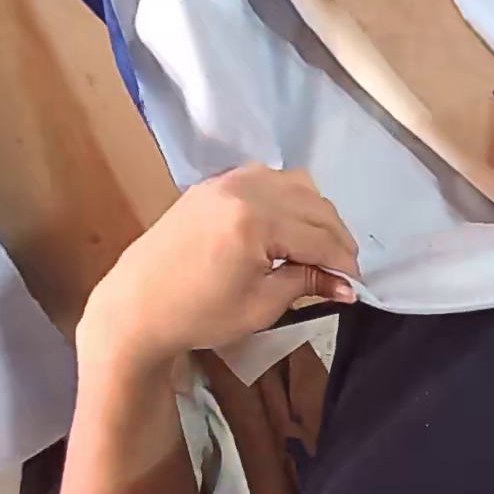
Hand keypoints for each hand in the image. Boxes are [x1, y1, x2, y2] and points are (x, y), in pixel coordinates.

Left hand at [77, 164, 358, 372]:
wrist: (135, 307)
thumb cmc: (199, 315)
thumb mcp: (262, 305)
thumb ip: (308, 283)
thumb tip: (347, 286)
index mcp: (256, 221)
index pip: (320, 237)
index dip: (344, 263)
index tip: (357, 284)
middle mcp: (246, 189)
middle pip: (315, 206)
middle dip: (337, 238)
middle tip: (343, 270)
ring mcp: (228, 181)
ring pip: (297, 184)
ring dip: (317, 213)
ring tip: (319, 246)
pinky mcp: (215, 184)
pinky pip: (268, 178)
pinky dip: (289, 198)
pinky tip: (289, 224)